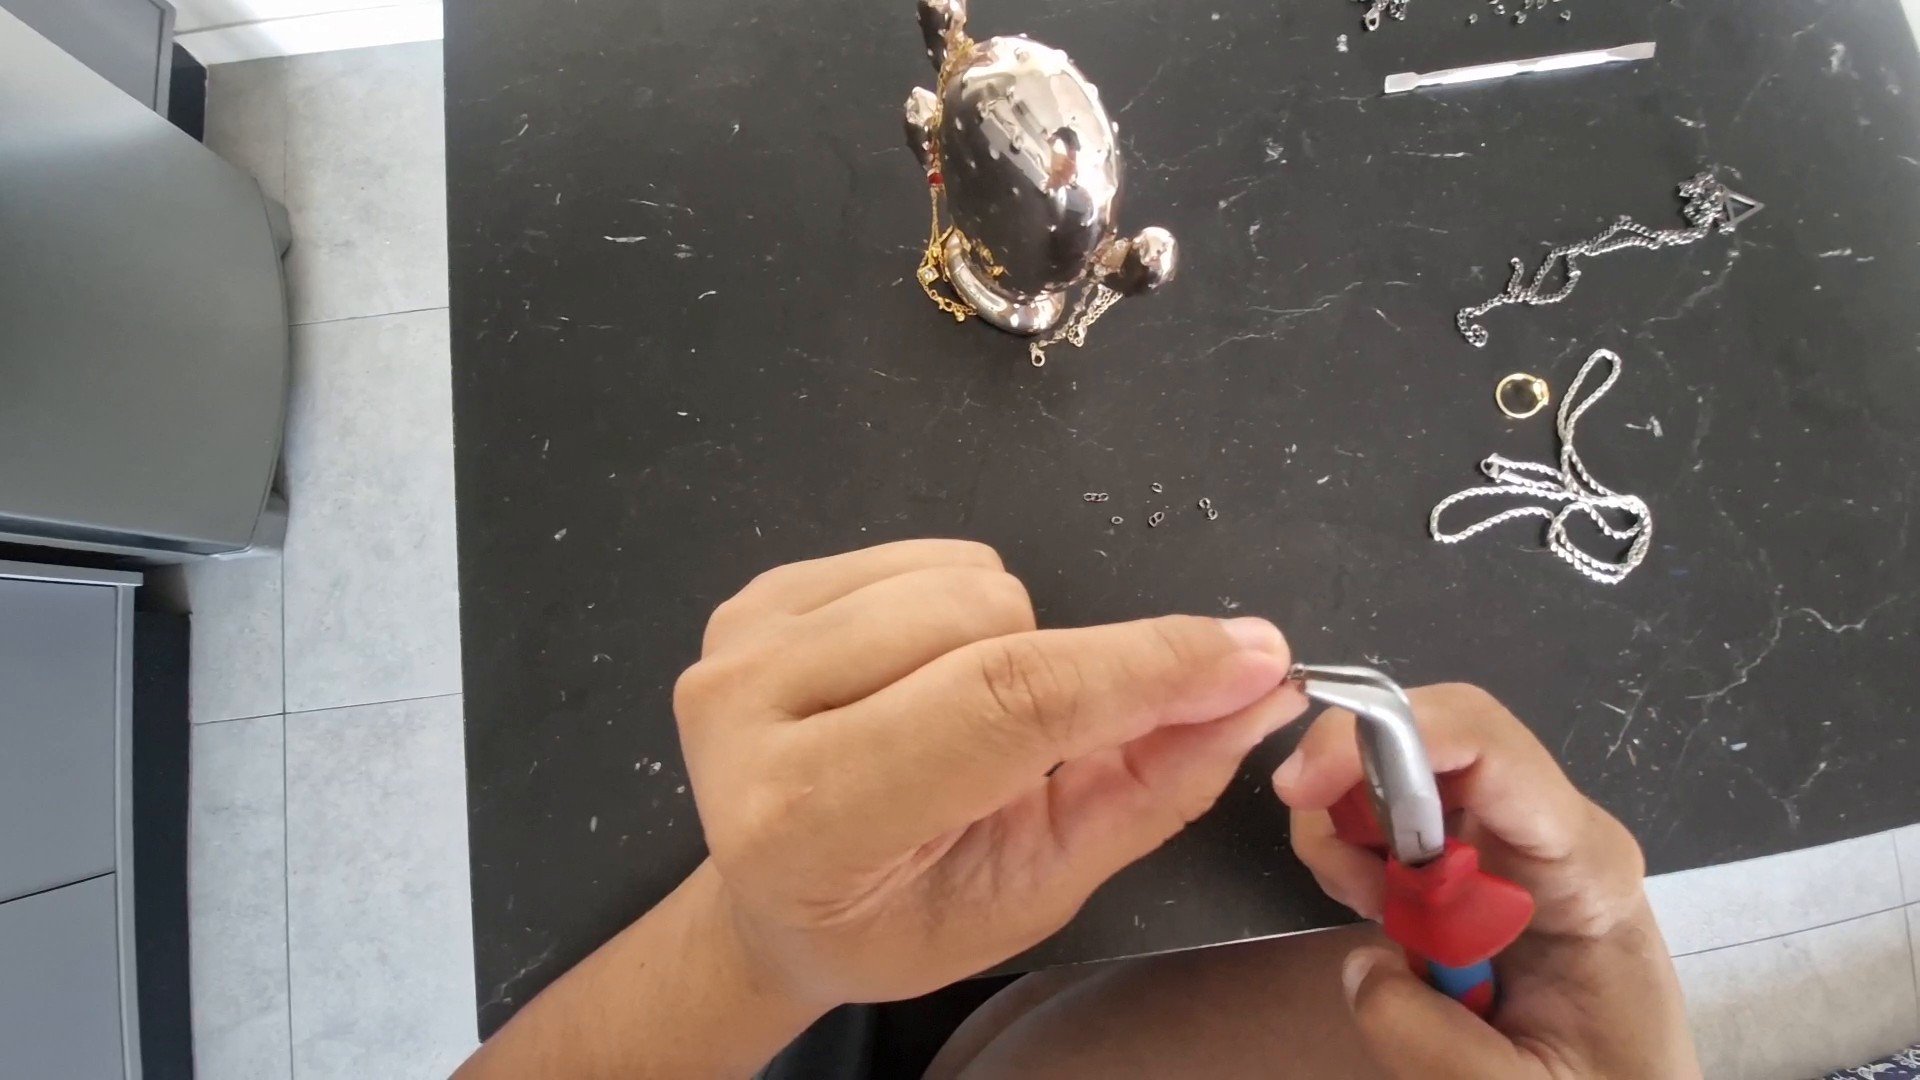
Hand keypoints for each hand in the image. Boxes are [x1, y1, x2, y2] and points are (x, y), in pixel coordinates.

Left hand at [675, 539, 1307, 1008]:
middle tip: (1025, 745)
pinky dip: (955, 605)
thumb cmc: (896, 912)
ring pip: (961, 575)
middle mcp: (753, 705)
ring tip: (958, 712)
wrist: (773, 888)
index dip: (1144, 669)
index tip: (1248, 654)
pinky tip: (917, 672)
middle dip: (1059, 671)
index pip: (1006, 704)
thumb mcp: (1031, 885)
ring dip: (1000, 639)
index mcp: (812, 814)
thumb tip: (1250, 692)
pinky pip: (920, 552)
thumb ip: (1149, 786)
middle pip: (988, 620)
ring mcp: (745, 637)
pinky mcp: (757, 592)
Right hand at [1274, 684, 1700, 1079]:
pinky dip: (1339, 840)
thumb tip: (1360, 966)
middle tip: (1329, 862)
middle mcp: (1531, 820)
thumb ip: (1441, 1046)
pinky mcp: (1447, 838)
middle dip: (1343, 773)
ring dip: (1339, 822)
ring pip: (1378, 761)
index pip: (1483, 743)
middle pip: (1416, 733)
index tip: (1306, 786)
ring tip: (1367, 906)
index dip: (1386, 734)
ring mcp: (1486, 823)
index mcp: (1579, 861)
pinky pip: (1366, 802)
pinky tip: (1371, 899)